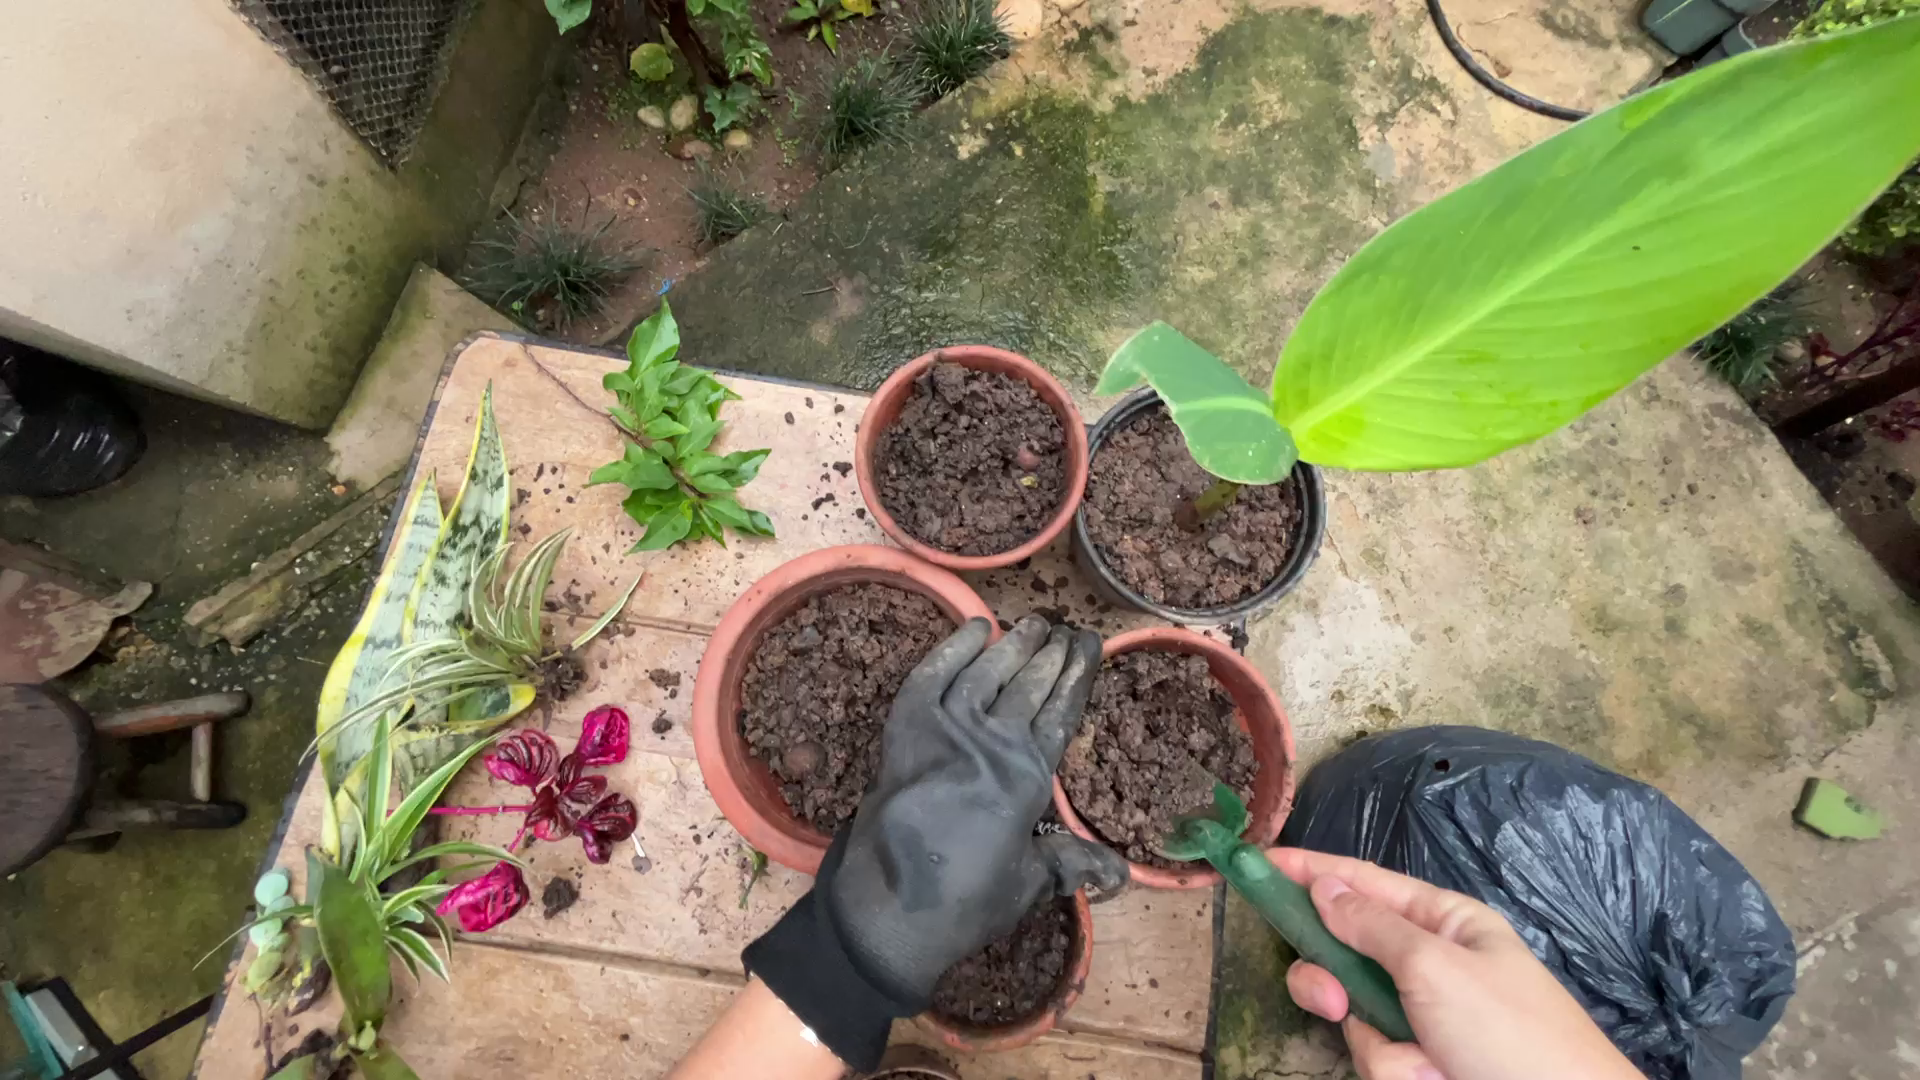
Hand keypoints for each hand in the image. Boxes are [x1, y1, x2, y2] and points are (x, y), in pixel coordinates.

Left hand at [822, 615, 1128, 1003]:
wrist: (888, 907)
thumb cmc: (964, 899)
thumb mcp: (1027, 883)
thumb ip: (1072, 862)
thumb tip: (1124, 873)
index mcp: (1029, 775)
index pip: (1062, 711)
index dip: (1078, 676)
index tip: (1090, 645)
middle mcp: (994, 741)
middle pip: (1030, 684)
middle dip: (1051, 654)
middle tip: (1066, 629)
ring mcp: (948, 727)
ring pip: (989, 671)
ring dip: (1014, 644)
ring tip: (1034, 623)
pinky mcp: (907, 723)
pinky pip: (934, 673)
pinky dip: (954, 647)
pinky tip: (977, 627)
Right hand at [1271, 848, 1642, 1079]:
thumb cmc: (1512, 1038)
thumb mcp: (1436, 968)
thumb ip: (1368, 923)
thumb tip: (1322, 883)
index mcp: (1443, 922)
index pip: (1362, 882)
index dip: (1310, 869)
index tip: (1261, 863)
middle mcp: (1427, 963)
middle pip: (1344, 944)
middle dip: (1330, 972)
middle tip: (1329, 996)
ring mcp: (1422, 1016)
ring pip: (1351, 1005)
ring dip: (1372, 1035)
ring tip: (1413, 1064)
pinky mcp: (1419, 1062)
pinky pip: (1375, 1052)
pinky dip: (1397, 1070)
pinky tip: (1430, 1079)